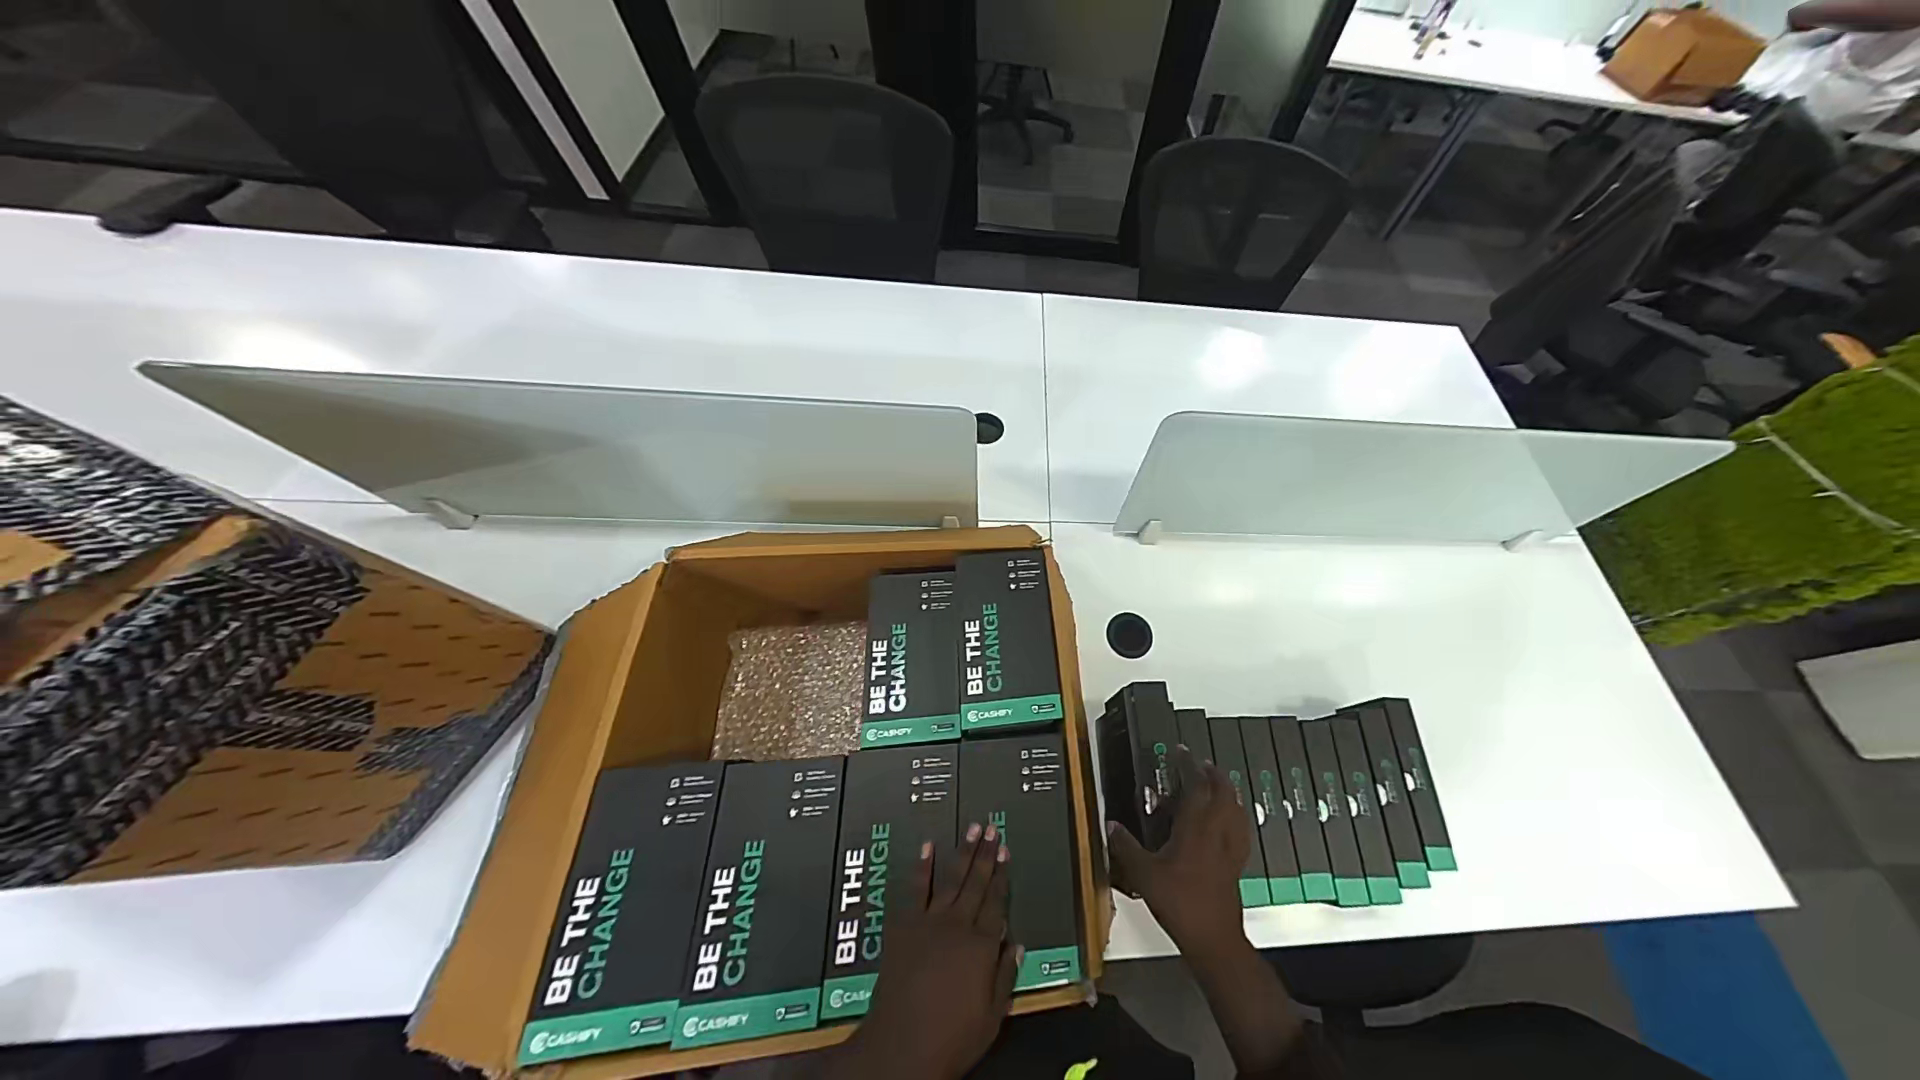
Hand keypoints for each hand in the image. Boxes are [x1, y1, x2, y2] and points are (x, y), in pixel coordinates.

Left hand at [826, 823, 1020, 1079]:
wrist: (902, 1044)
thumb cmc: (952, 1037)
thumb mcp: (991, 1015)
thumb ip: (1004, 975)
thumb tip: (1015, 943)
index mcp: (982, 946)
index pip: (997, 902)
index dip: (1003, 875)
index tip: (1007, 851)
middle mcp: (958, 926)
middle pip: (976, 883)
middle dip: (986, 854)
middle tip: (993, 828)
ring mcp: (929, 921)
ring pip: (951, 878)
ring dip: (962, 852)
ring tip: (973, 828)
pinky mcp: (904, 925)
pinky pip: (915, 889)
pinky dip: (922, 866)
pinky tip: (928, 846)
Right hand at [1106, 745, 1250, 959]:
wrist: (1212, 938)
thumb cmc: (1179, 902)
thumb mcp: (1143, 873)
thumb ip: (1125, 846)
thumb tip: (1111, 825)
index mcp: (1195, 829)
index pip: (1197, 786)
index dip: (1189, 766)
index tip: (1182, 752)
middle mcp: (1217, 833)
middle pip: (1224, 794)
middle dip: (1214, 775)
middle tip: (1203, 764)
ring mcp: (1231, 849)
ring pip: (1236, 810)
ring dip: (1228, 793)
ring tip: (1219, 786)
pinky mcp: (1236, 865)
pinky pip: (1240, 831)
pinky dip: (1235, 818)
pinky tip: (1229, 823)